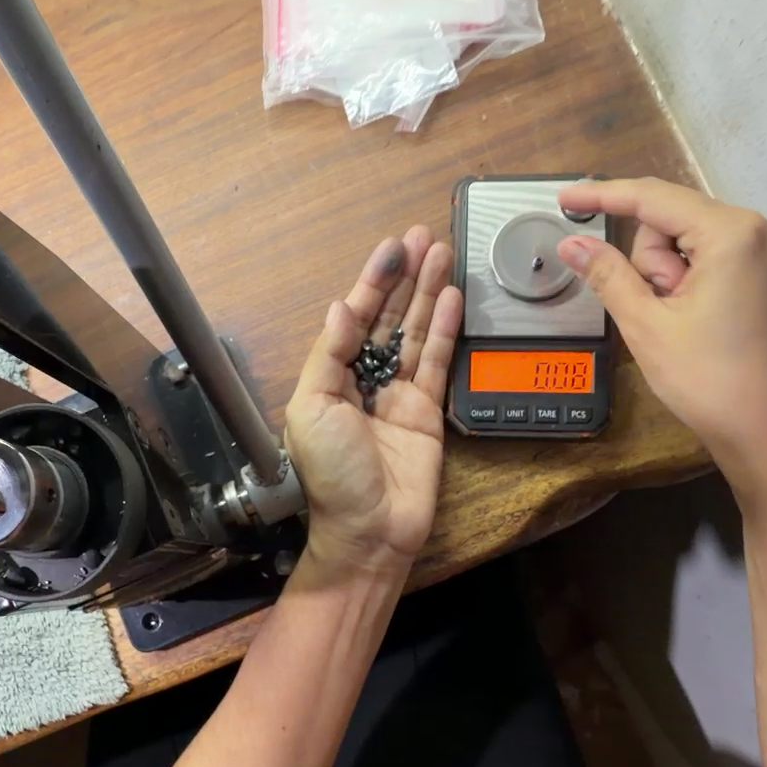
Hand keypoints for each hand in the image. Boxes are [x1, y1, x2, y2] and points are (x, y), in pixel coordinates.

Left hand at [284, 227, 462, 578]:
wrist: (369, 530)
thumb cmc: (332, 475)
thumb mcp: (312, 409)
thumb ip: (329, 355)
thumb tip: (341, 307)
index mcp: (329, 380)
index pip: (354, 320)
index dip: (372, 284)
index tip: (392, 249)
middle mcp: (364, 383)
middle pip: (388, 320)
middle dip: (403, 279)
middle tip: (423, 236)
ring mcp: (398, 397)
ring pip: (416, 335)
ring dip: (428, 294)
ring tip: (443, 253)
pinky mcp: (428, 413)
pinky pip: (437, 364)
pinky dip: (446, 331)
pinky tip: (453, 299)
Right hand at [555, 178, 766, 480]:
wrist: (763, 427)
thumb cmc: (706, 379)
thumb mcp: (646, 326)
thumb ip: (607, 275)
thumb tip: (570, 242)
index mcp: (730, 233)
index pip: (653, 198)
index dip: (603, 196)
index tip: (564, 197)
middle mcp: (754, 229)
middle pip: (669, 221)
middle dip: (648, 263)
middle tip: (657, 312)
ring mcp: (761, 251)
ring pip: (683, 243)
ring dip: (664, 278)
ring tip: (676, 324)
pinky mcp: (759, 273)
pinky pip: (703, 259)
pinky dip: (681, 283)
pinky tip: (686, 319)